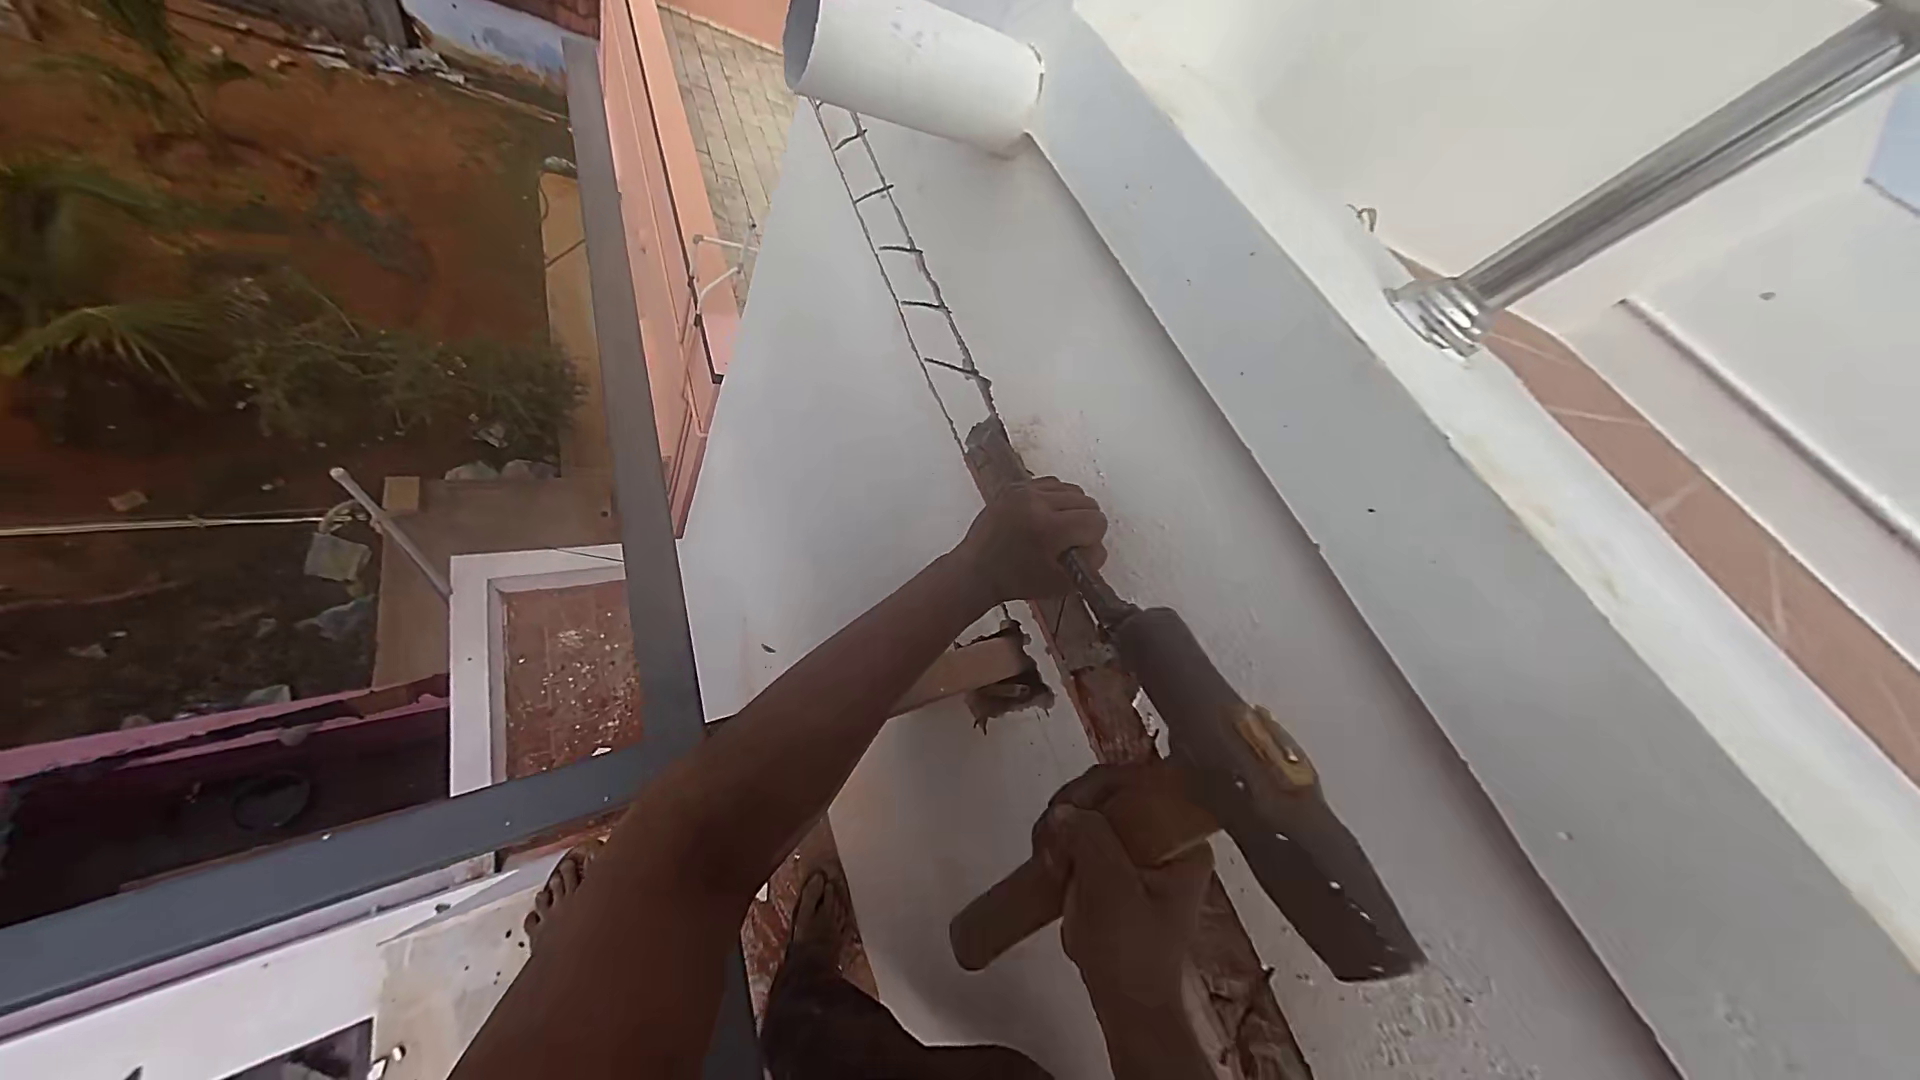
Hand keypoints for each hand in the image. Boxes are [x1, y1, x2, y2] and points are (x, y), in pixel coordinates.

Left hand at [953, 478, 1108, 603]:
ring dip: (1071, 509)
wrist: (976, 570)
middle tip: (1069, 542)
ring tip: (1057, 529)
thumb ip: (1091, 563)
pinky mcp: (1014, 486)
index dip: (1093, 540)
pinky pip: (1050, 484)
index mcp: (1049, 529)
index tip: (1079, 551)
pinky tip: (1045, 516)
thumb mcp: (1062, 583)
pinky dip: (1054, 498)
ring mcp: (1023, 491)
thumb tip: (1098, 544)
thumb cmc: (1017, 581)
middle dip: (1084, 523)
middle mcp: (1036, 503)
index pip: (1096, 521)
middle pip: (1086, 502)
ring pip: (1071, 490)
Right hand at [1034, 764, 1213, 1014]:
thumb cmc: (1131, 955)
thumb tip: (1064, 810)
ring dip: (1063, 828)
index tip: (1068, 808)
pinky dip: (1063, 843)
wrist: (1126, 1006)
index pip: (1142, 781)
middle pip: (1111, 792)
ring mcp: (1139, 849)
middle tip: (1050, 840)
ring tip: (1050, 861)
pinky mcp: (1115, 863)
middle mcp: (1165, 835)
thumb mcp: (1112, 890)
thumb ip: (1090, 839)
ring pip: (1093, 809)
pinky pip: (1084, 832)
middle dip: (1074, 810)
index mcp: (1182, 839)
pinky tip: (1053, 865)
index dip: (1100, 786)